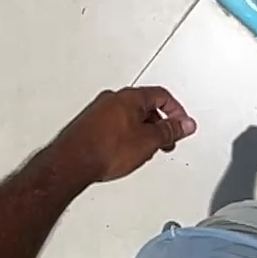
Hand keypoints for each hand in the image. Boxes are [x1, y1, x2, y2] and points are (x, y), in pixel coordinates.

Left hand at [47, 87, 196, 184]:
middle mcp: (112, 99)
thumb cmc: (104, 149)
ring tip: (144, 151)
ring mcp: (98, 111)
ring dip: (142, 131)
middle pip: (145, 105)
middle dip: (159, 123)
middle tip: (166, 140)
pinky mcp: (89, 124)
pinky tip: (124, 153)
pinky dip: (126, 136)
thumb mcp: (148, 141)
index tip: (182, 124)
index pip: (161, 95)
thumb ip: (170, 131)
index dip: (176, 110)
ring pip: (129, 116)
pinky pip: (115, 125)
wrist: (72, 162)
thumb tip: (185, 124)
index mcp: (129, 97)